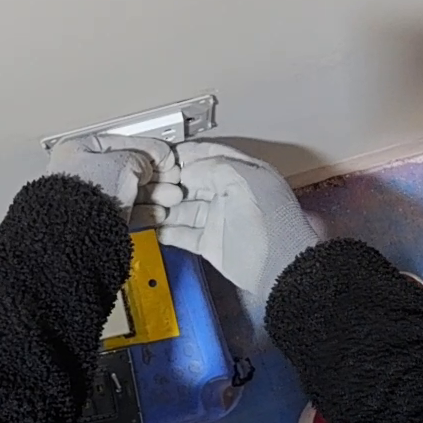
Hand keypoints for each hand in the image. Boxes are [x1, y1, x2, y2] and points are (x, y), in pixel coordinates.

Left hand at [46, 134, 183, 225]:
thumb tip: (146, 166)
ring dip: (155, 194)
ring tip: (171, 196)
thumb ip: (140, 158)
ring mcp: (90, 200)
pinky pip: (127, 214)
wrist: (79, 230)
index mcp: (79, 150)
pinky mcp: (99, 222)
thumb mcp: (124, 162)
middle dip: (155, 175)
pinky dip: (145, 213)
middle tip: (172, 177)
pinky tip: (159, 213)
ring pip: (131, 193)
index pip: (121, 144)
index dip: (148, 148)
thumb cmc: (89, 191)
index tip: (166, 155)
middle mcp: (82, 174)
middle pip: (128, 170)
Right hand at [155, 140, 319, 318]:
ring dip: (164, 207)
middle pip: (192, 182)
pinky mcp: (211, 244)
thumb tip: (188, 170)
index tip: (163, 157)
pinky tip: (151, 227)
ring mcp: (219, 219)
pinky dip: (167, 231)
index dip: (186, 154)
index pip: (209, 155)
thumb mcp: (244, 181)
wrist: (277, 268)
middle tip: (148, 183)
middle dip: (170, 182)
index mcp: (243, 173)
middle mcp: (229, 194)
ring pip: (183, 208)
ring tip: (144, 205)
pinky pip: (183, 234)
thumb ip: (214, 167)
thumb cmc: (269, 223)